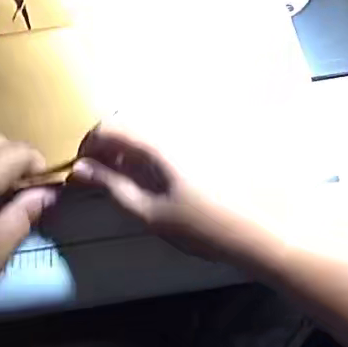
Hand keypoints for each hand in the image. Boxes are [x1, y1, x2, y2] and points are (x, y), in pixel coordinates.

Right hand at [69, 121, 283, 268]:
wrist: (269, 227)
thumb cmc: (205, 226)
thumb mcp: (152, 214)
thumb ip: (112, 188)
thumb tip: (79, 170)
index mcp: (158, 140)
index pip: (109, 125)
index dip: (89, 145)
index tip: (86, 169)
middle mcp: (179, 123)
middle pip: (132, 119)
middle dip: (114, 144)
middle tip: (112, 176)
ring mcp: (202, 125)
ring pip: (156, 123)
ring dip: (139, 144)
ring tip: (142, 178)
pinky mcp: (220, 132)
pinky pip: (180, 128)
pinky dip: (164, 144)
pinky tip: (174, 173)